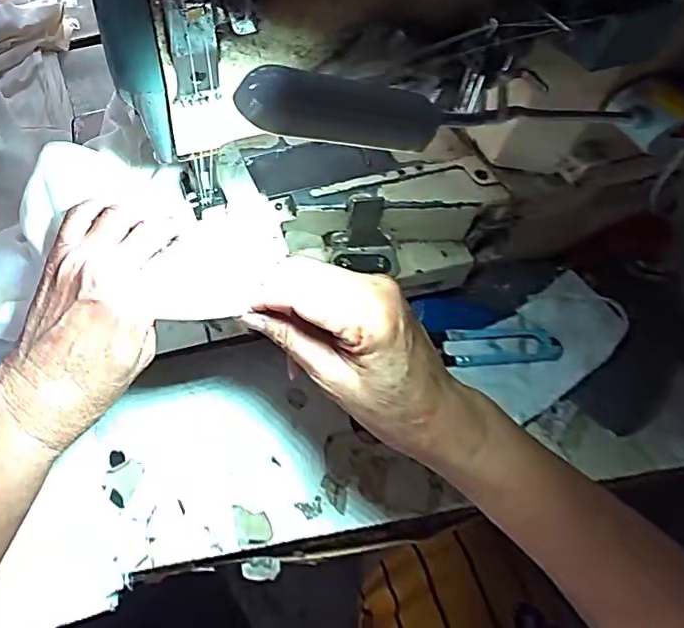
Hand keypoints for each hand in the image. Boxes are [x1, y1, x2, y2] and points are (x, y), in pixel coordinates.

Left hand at [0, 202, 176, 453]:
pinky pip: (77, 216)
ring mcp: (76, 261)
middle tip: (173, 229)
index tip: (188, 243)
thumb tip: (155, 287)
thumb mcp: (139, 354)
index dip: (183, 245)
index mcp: (129, 300)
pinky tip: (106, 210)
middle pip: (146, 227)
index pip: (168, 254)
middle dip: (166, 226)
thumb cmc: (81, 386)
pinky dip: (95, 207)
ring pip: (115, 213)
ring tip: (145, 218)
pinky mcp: (56, 259)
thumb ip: (150, 311)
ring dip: (136, 212)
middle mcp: (102, 273)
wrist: (37, 393)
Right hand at [242, 258, 493, 467]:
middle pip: (302, 270)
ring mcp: (375, 283)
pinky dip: (303, 296)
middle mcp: (375, 288)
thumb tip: (258, 317)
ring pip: (309, 271)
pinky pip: (323, 279)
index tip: (245, 308)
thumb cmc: (400, 409)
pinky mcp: (372, 286)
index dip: (265, 296)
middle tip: (255, 318)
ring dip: (285, 294)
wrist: (438, 413)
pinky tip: (299, 324)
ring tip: (279, 330)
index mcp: (370, 314)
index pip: (299, 288)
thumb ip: (291, 341)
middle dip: (272, 291)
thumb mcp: (334, 381)